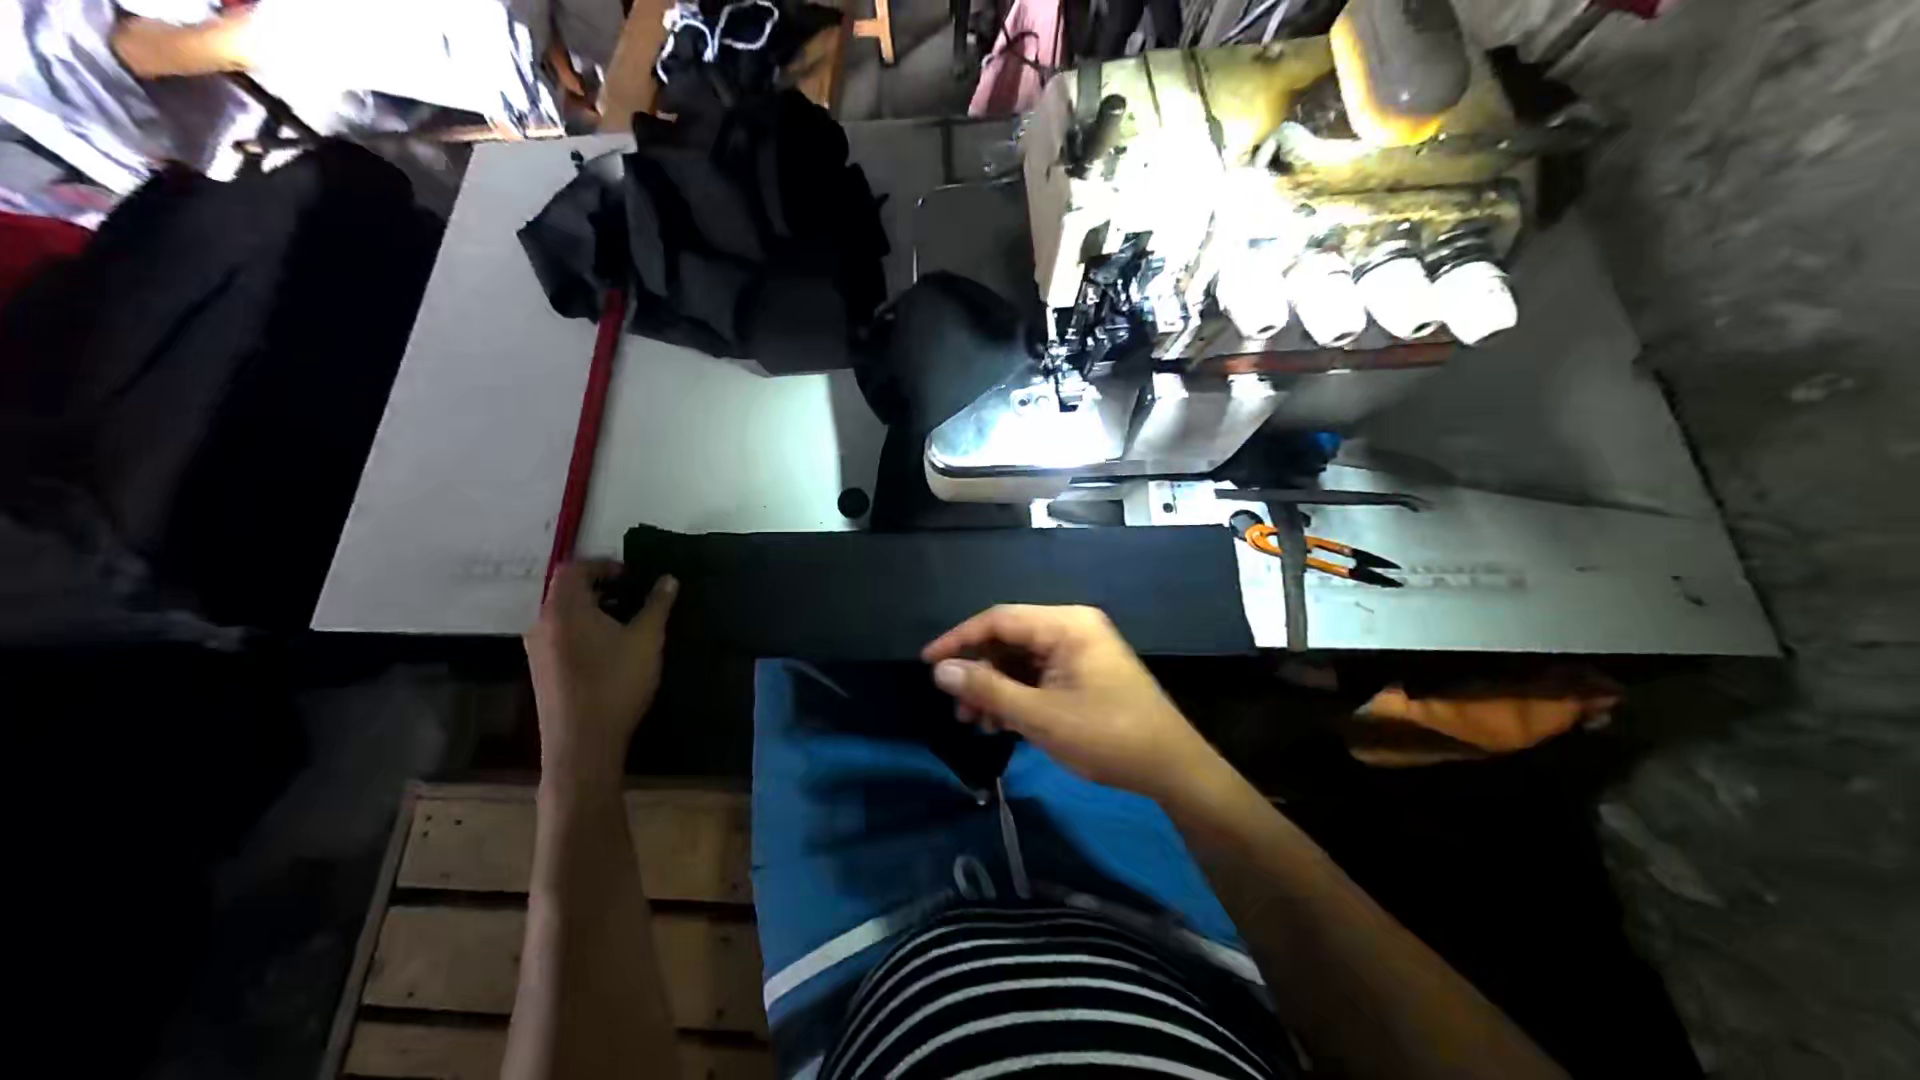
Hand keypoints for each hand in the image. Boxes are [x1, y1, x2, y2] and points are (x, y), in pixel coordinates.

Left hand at [524, 560, 675, 783]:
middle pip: (566, 592)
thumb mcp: (646, 639)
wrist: (582, 744)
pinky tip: (610, 652)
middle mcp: (542, 624)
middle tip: (635, 597)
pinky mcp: (542, 673)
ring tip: (627, 624)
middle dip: (602, 588)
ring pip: (565, 617)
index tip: (632, 574)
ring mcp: (537, 651)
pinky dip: (584, 632)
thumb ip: (657, 604)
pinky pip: (562, 637)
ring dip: (594, 611)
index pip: (574, 569)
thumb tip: (668, 579)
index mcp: (563, 609)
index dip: (602, 564)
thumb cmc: (616, 683)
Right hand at [922, 605, 1223, 802]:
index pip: (999, 619)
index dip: (959, 639)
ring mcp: (1079, 651)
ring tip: (975, 723)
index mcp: (1066, 625)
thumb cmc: (1107, 737)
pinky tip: (1000, 723)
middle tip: (956, 708)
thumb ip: (988, 690)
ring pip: (1020, 660)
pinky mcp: (1082, 674)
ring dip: (994, 688)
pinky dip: (1015, 696)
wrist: (1171, 768)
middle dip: (978, 673)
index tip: (927, 663)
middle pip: (1009, 639)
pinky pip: (1037, 675)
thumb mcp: (1040, 716)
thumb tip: (941, 671)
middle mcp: (1071, 628)